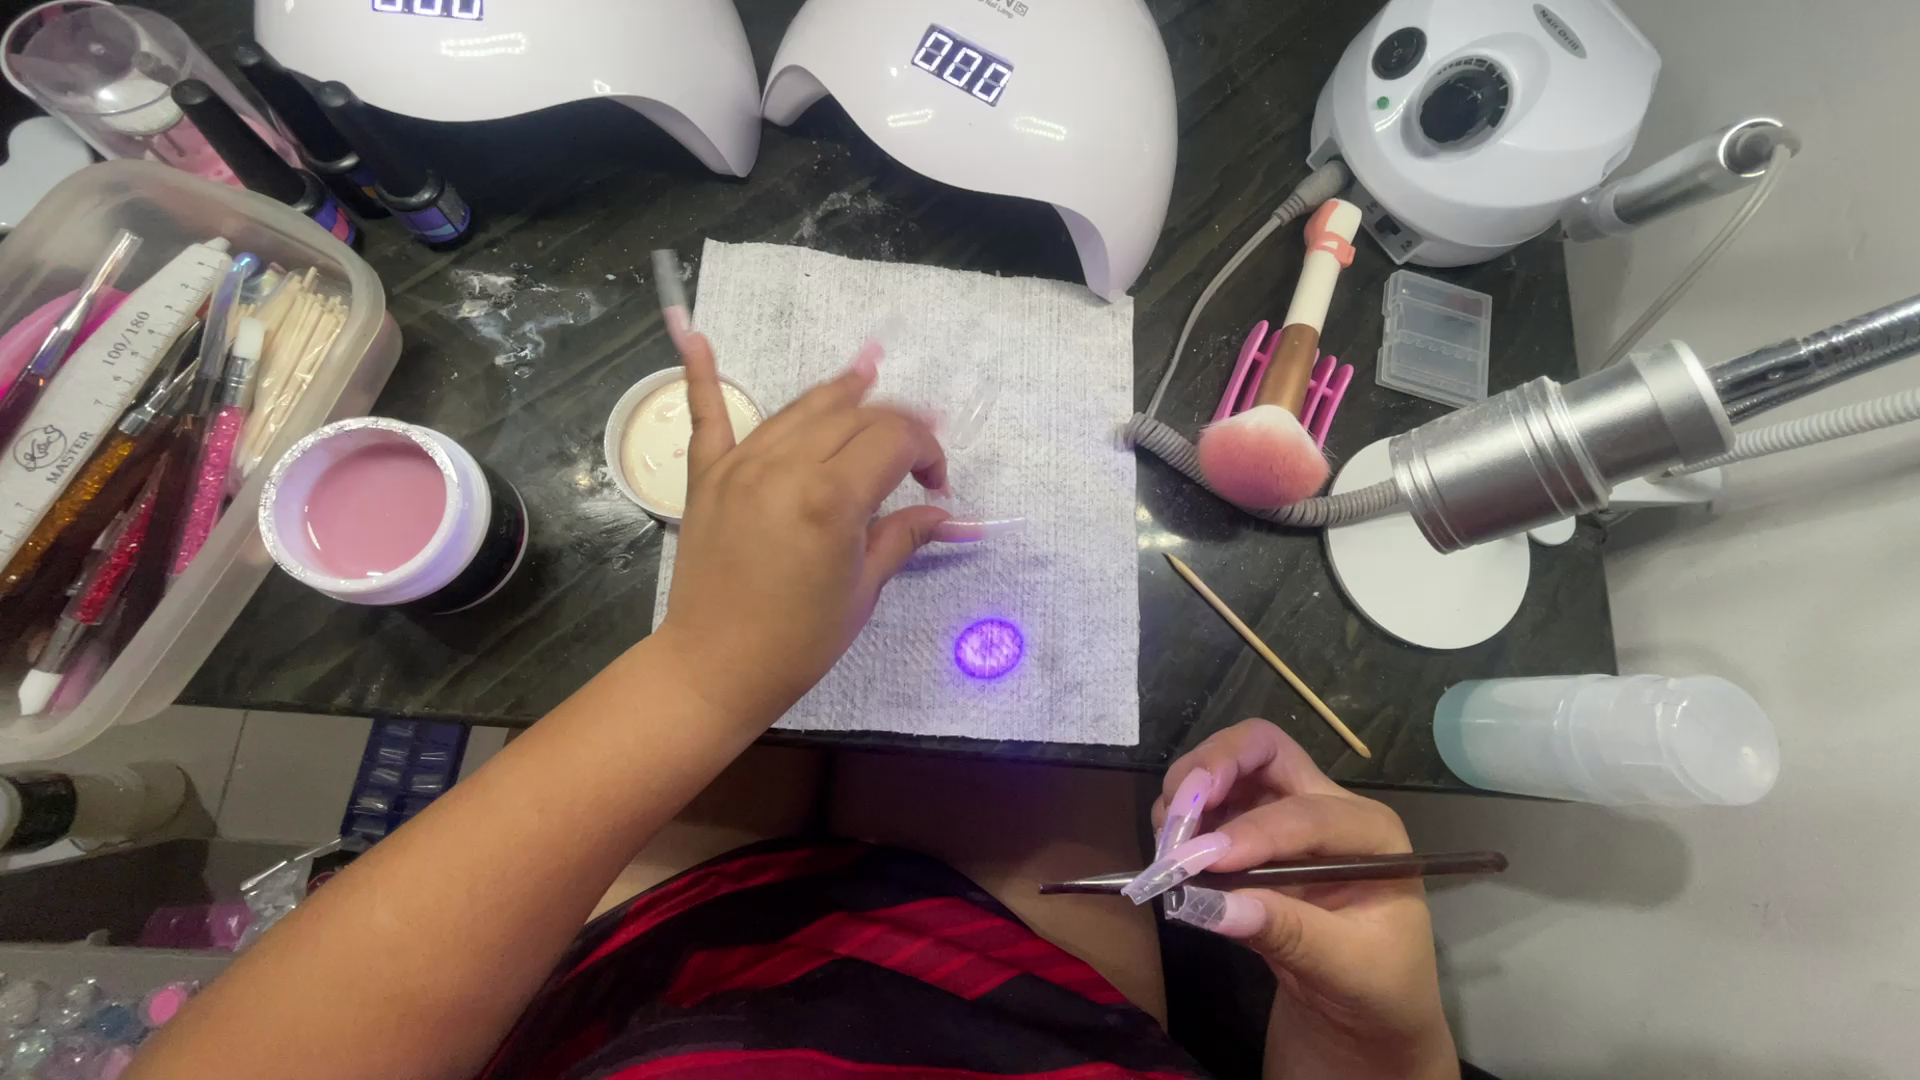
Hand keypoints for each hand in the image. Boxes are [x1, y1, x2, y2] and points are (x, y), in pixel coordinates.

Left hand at [655, 333, 949, 723]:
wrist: (715, 668)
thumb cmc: (800, 640)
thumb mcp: (863, 589)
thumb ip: (904, 535)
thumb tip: (951, 515)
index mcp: (833, 498)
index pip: (895, 440)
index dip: (928, 451)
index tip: (937, 482)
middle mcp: (786, 466)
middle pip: (854, 415)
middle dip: (895, 424)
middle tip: (913, 451)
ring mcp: (741, 465)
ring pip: (801, 407)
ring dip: (840, 392)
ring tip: (868, 372)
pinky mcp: (707, 476)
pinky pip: (705, 415)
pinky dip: (700, 374)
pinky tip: (691, 332)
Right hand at [1154, 720, 1456, 1079]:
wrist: (1364, 1007)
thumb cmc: (1376, 986)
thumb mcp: (1349, 970)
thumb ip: (1284, 931)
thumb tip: (1210, 905)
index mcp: (1368, 832)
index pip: (1306, 813)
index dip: (1252, 832)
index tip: (1203, 860)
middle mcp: (1322, 802)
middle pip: (1262, 746)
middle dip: (1214, 763)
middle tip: (1181, 803)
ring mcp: (1279, 808)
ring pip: (1226, 762)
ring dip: (1188, 788)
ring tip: (1169, 837)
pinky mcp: (1244, 824)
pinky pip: (1205, 798)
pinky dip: (1179, 813)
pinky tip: (1171, 848)